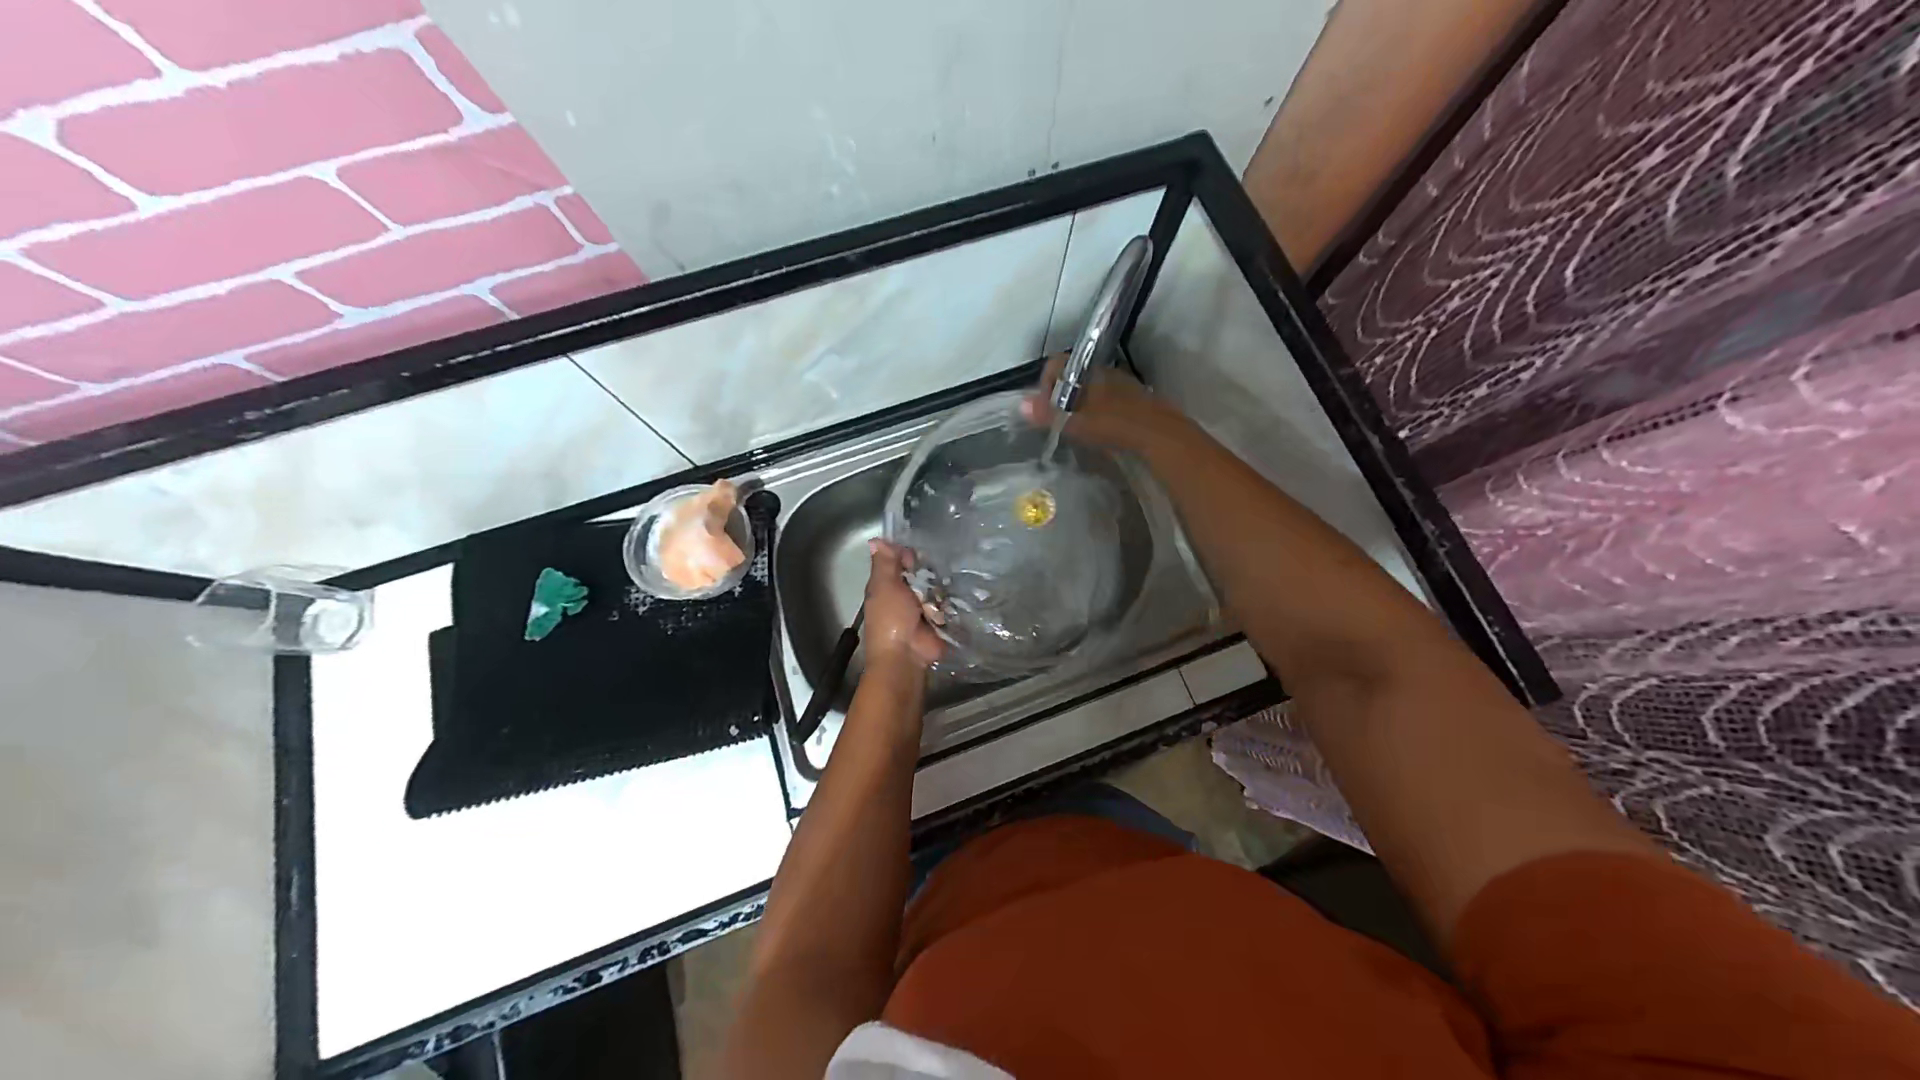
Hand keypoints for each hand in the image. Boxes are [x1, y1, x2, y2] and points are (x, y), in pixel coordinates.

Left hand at [863, 539, 943, 668]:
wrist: (905, 656)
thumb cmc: (890, 619)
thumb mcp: (884, 586)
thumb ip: (884, 563)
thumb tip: (875, 539)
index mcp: (887, 584)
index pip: (901, 560)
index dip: (908, 556)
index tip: (913, 560)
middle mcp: (904, 594)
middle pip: (922, 573)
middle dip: (926, 578)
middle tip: (924, 588)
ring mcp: (922, 608)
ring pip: (937, 589)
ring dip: (935, 597)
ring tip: (930, 608)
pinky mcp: (938, 621)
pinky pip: (947, 606)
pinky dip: (945, 610)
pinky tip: (940, 615)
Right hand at [1019, 352, 1184, 451]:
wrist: (1159, 434)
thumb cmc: (1113, 424)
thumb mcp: (1075, 422)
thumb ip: (1047, 413)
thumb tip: (1019, 404)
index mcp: (1088, 372)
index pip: (1057, 363)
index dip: (1045, 381)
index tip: (1044, 405)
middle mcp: (1104, 371)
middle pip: (1074, 376)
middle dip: (1062, 395)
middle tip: (1058, 419)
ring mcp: (1121, 383)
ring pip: (1091, 387)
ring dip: (1080, 403)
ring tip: (1077, 427)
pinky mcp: (1135, 398)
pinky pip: (1107, 398)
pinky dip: (1098, 410)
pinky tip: (1100, 429)